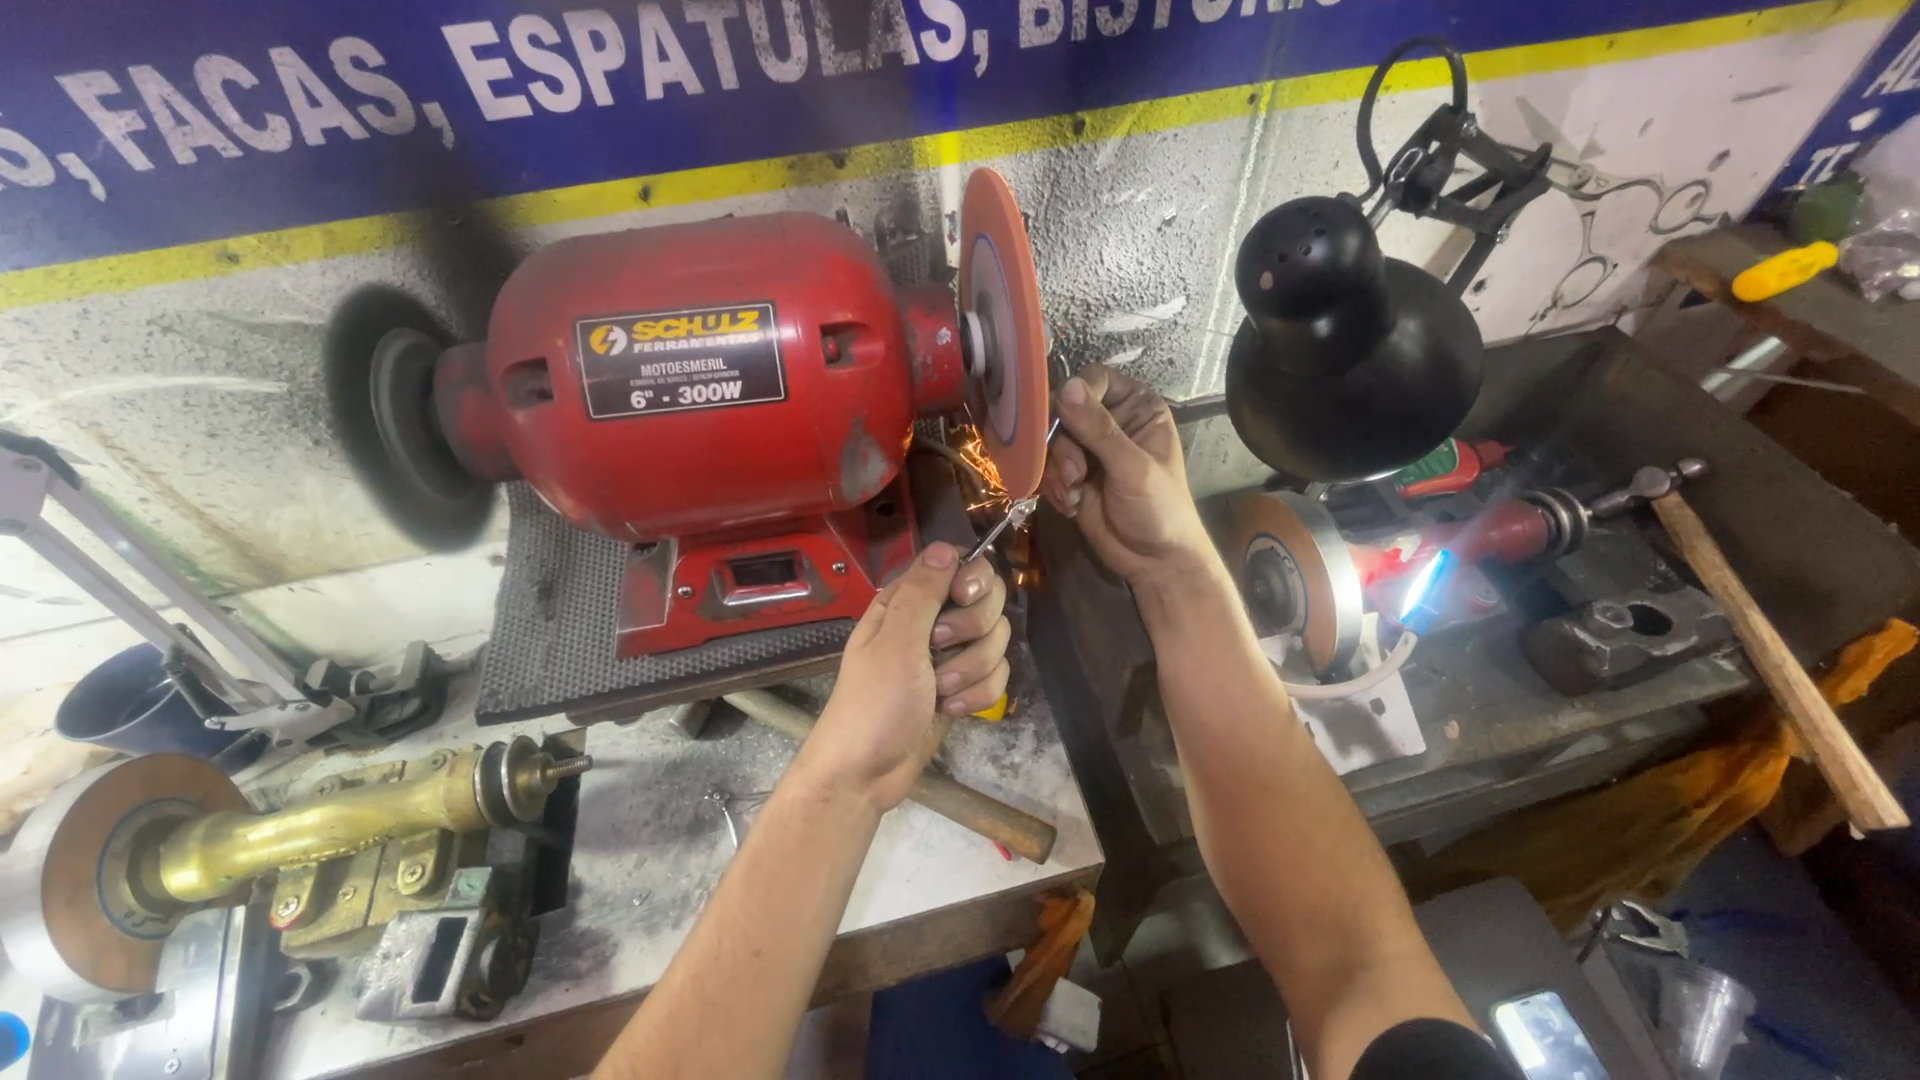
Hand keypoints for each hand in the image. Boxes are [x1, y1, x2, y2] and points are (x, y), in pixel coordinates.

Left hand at [797, 543, 1010, 811]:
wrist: (865, 775)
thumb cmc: (873, 705)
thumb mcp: (894, 644)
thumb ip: (922, 594)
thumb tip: (947, 547)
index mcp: (906, 602)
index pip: (961, 566)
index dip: (972, 581)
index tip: (963, 599)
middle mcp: (930, 623)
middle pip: (988, 603)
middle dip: (973, 633)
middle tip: (940, 651)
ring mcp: (948, 657)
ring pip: (995, 643)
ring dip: (972, 671)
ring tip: (939, 692)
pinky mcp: (961, 688)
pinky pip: (995, 677)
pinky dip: (977, 696)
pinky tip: (949, 711)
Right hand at [1041, 365, 1215, 588]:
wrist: (1154, 561)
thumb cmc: (1159, 508)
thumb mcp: (1131, 467)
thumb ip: (1098, 429)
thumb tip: (1066, 387)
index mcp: (1136, 406)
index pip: (1094, 380)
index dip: (1076, 397)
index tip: (1068, 423)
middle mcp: (1110, 421)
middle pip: (1064, 410)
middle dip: (1063, 445)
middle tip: (1074, 474)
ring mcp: (1089, 449)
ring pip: (1050, 441)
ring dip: (1056, 469)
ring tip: (1073, 494)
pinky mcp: (1072, 475)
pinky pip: (1047, 468)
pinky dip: (1053, 486)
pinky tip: (1070, 504)